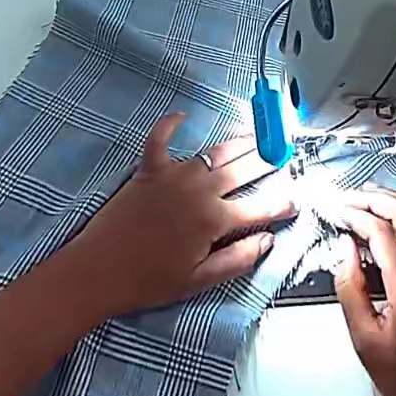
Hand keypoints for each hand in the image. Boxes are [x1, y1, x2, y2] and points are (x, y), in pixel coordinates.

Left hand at [59, 112, 294, 320]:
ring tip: (255, 136)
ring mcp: (173, 175)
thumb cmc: (149, 280)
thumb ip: (237, 259)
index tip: (296, 197)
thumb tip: (268, 240)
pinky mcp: (148, 169)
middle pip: (241, 171)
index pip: (258, 208)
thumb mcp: (199, 280)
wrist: (98, 268)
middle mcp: (198, 190)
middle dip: (266, 161)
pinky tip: (181, 115)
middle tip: (283, 152)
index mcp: (214, 220)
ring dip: (236, 144)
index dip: (281, 203)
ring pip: (212, 154)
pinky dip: (169, 125)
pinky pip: (160, 139)